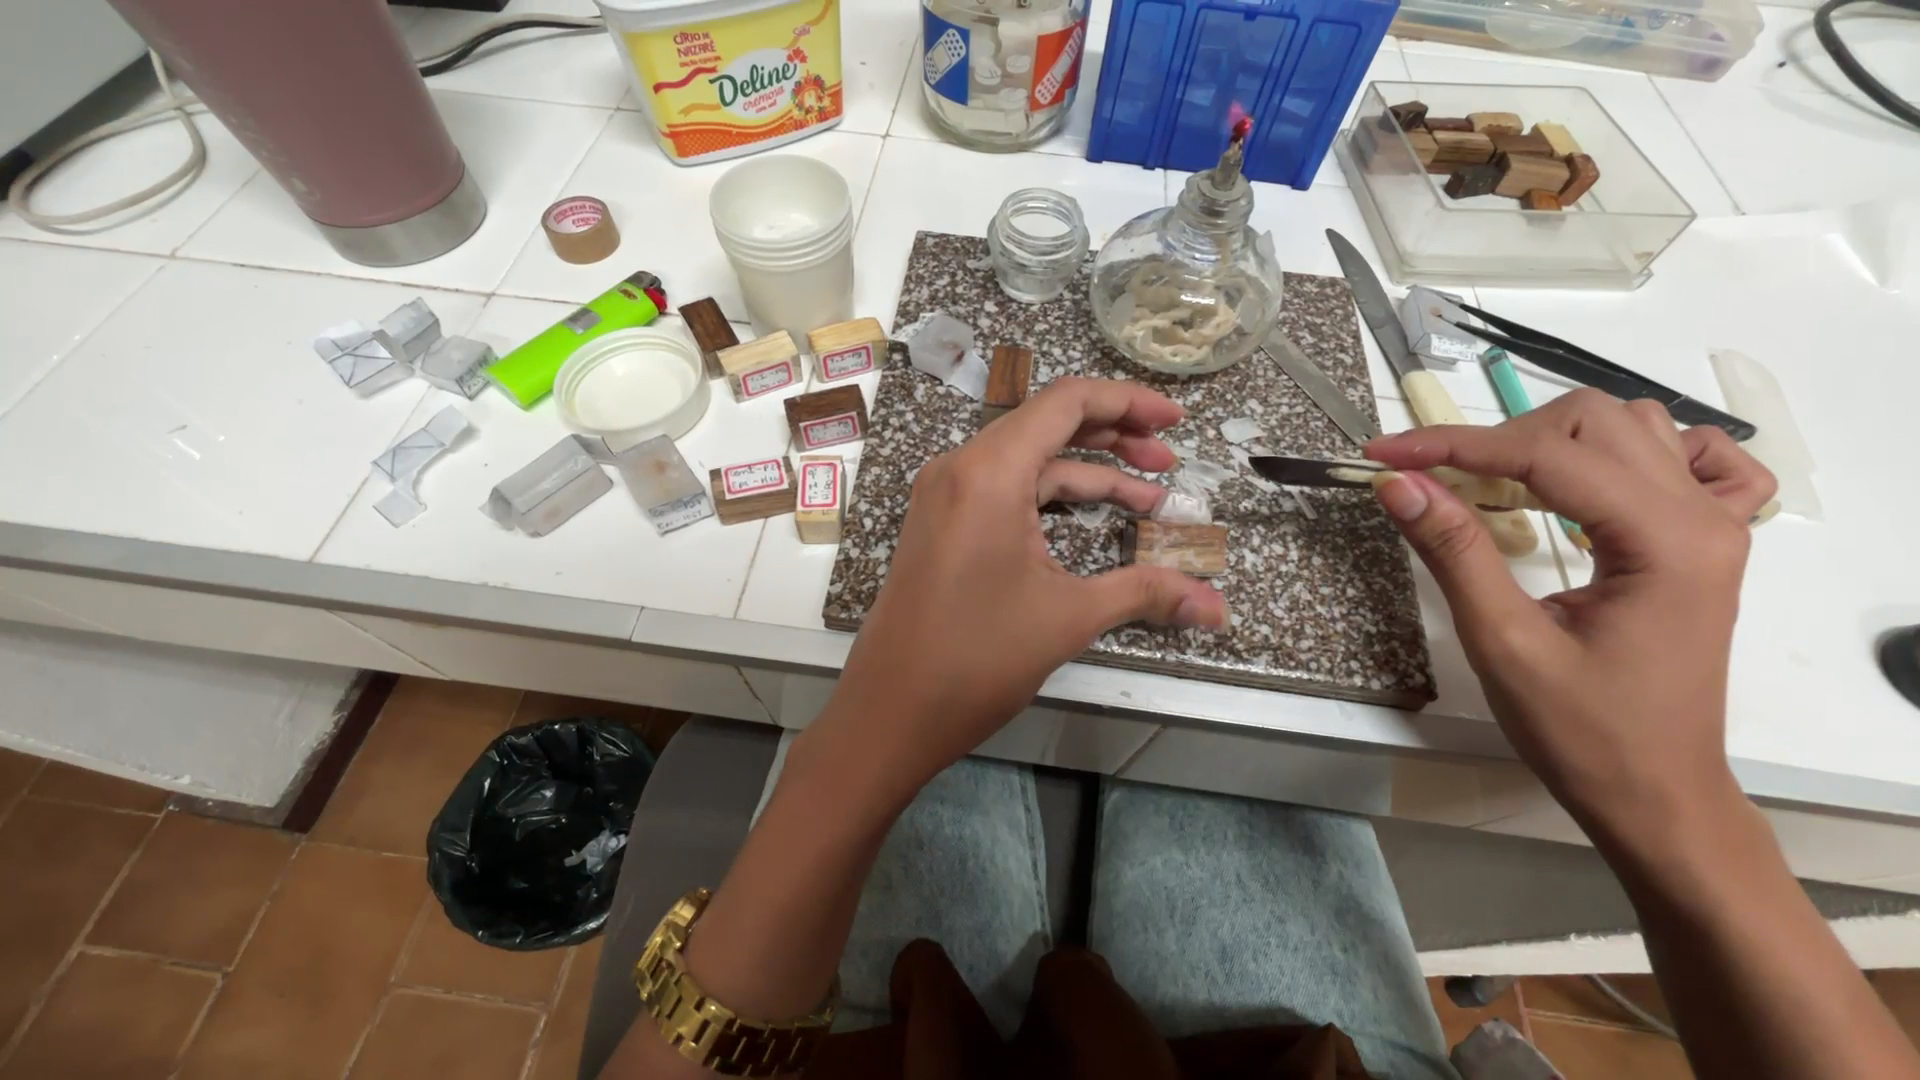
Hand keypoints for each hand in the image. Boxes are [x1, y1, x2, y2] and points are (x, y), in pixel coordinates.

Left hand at [829, 376, 1229, 788]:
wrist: (889, 712)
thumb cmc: (975, 659)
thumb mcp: (1068, 617)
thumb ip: (1146, 593)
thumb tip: (1218, 606)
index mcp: (988, 471)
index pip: (1066, 403)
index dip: (1128, 402)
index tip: (1175, 421)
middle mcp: (960, 468)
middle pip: (1048, 426)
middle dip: (1115, 438)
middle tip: (1169, 460)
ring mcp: (944, 496)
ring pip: (1027, 463)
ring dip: (1087, 475)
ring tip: (1148, 500)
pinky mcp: (941, 525)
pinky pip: (1004, 492)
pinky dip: (1051, 501)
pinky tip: (1092, 522)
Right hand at [1364, 389, 1777, 845]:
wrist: (1655, 792)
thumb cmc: (1580, 731)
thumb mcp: (1502, 642)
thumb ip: (1454, 551)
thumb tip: (1398, 484)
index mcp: (1665, 541)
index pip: (1547, 456)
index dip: (1453, 445)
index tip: (1384, 454)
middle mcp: (1704, 516)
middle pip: (1594, 422)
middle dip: (1501, 440)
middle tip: (1439, 486)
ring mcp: (1716, 525)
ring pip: (1634, 428)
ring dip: (1552, 441)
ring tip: (1497, 488)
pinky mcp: (1707, 543)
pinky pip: (1695, 460)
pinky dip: (1636, 453)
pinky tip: (1595, 484)